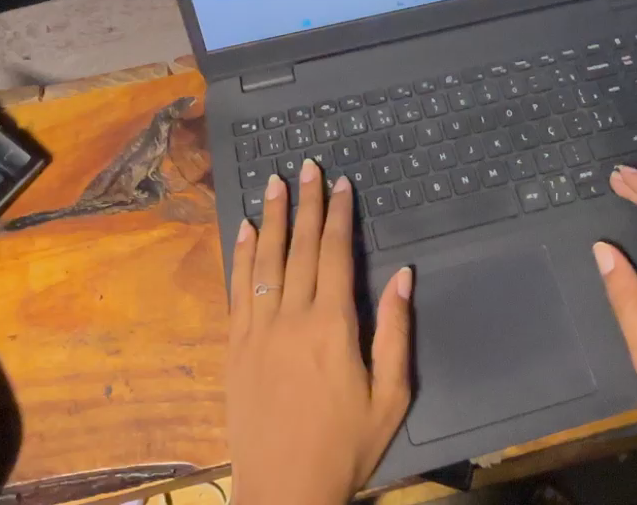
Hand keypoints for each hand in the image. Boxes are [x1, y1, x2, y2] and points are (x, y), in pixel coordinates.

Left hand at [227, 159, 412, 504]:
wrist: (284, 492)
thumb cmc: (346, 445)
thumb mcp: (390, 396)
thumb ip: (396, 331)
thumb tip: (402, 274)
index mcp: (333, 325)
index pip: (335, 253)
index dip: (339, 214)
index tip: (341, 183)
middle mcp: (292, 315)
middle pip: (300, 246)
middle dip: (306, 202)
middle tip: (308, 165)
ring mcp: (257, 329)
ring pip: (265, 259)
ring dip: (273, 216)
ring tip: (275, 181)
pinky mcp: (234, 346)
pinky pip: (237, 289)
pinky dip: (242, 254)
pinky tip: (246, 228)